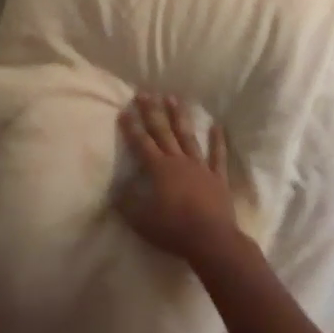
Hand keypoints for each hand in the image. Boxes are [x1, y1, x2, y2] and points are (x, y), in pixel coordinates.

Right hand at [116, 93, 242, 262]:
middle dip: (152, 112)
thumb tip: (116, 189)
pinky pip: (218, 156)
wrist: (211, 239)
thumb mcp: (141, 220)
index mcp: (159, 170)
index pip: (141, 143)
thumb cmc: (173, 229)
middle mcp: (178, 162)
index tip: (124, 110)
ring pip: (188, 137)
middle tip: (146, 93)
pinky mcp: (217, 178)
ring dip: (179, 117)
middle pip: (163, 132)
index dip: (131, 127)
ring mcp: (200, 167)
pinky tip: (217, 126)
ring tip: (173, 98)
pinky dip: (218, 141)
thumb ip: (127, 203)